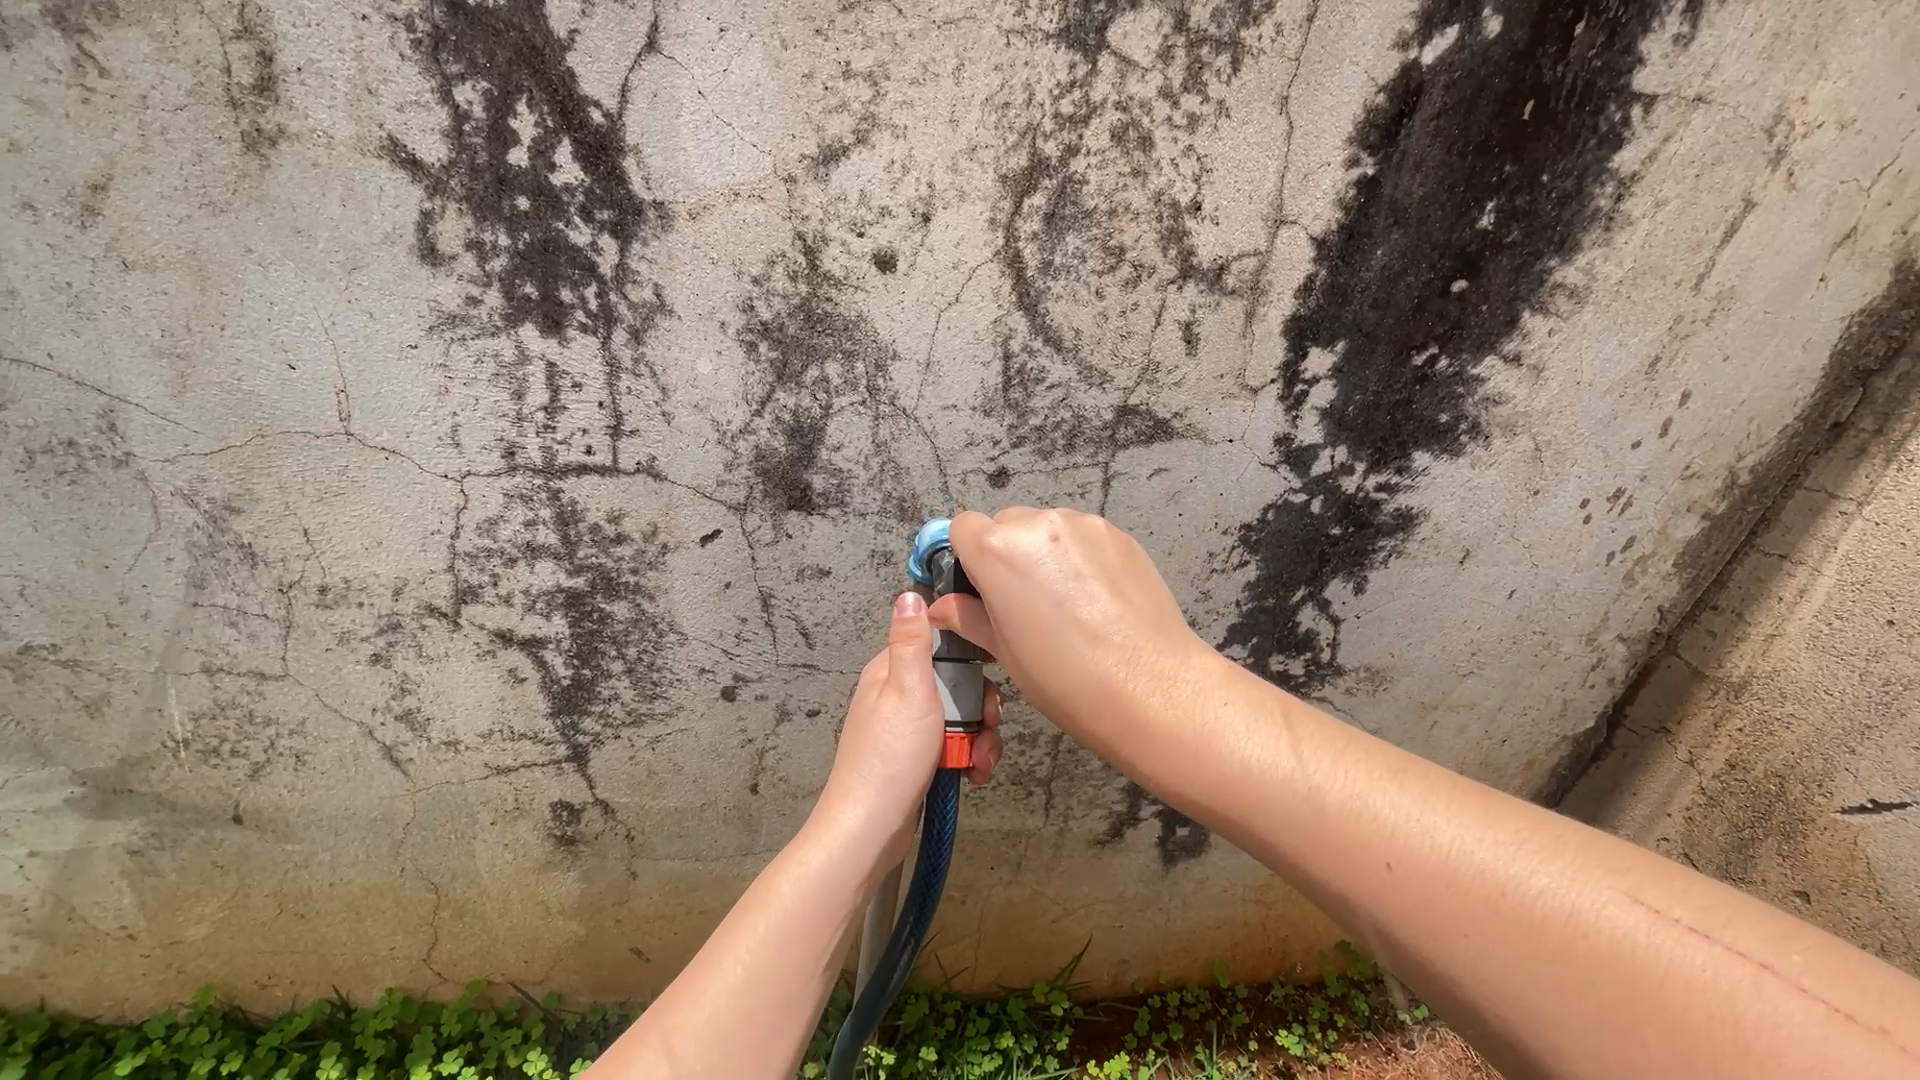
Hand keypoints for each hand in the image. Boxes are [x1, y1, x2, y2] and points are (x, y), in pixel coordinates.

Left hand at [819, 593, 1003, 849]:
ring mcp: (908, 728)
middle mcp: (898, 694)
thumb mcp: (907, 690)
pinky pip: (954, 744)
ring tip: (979, 762)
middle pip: (957, 682)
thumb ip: (912, 642)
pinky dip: (968, 756)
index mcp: (891, 670)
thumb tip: (908, 593)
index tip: (990, 675)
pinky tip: (972, 774)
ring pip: (961, 716)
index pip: (940, 643)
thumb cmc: (891, 756)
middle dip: (981, 707)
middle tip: (986, 727)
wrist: (872, 829)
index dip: (969, 657)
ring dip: (978, 738)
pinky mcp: (918, 757)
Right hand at [927, 508, 1214, 748]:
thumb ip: (970, 618)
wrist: (1151, 687)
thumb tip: (944, 608)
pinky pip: (1083, 537)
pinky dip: (1078, 558)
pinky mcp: (1119, 535)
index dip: (966, 556)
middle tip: (1021, 602)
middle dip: (1006, 555)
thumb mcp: (1005, 652)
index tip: (977, 586)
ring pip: (1046, 528)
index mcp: (1000, 551)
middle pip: (1006, 524)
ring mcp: (1085, 526)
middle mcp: (1040, 525)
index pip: (963, 527)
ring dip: (1044, 554)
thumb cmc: (1071, 679)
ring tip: (1064, 603)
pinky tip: (1093, 599)